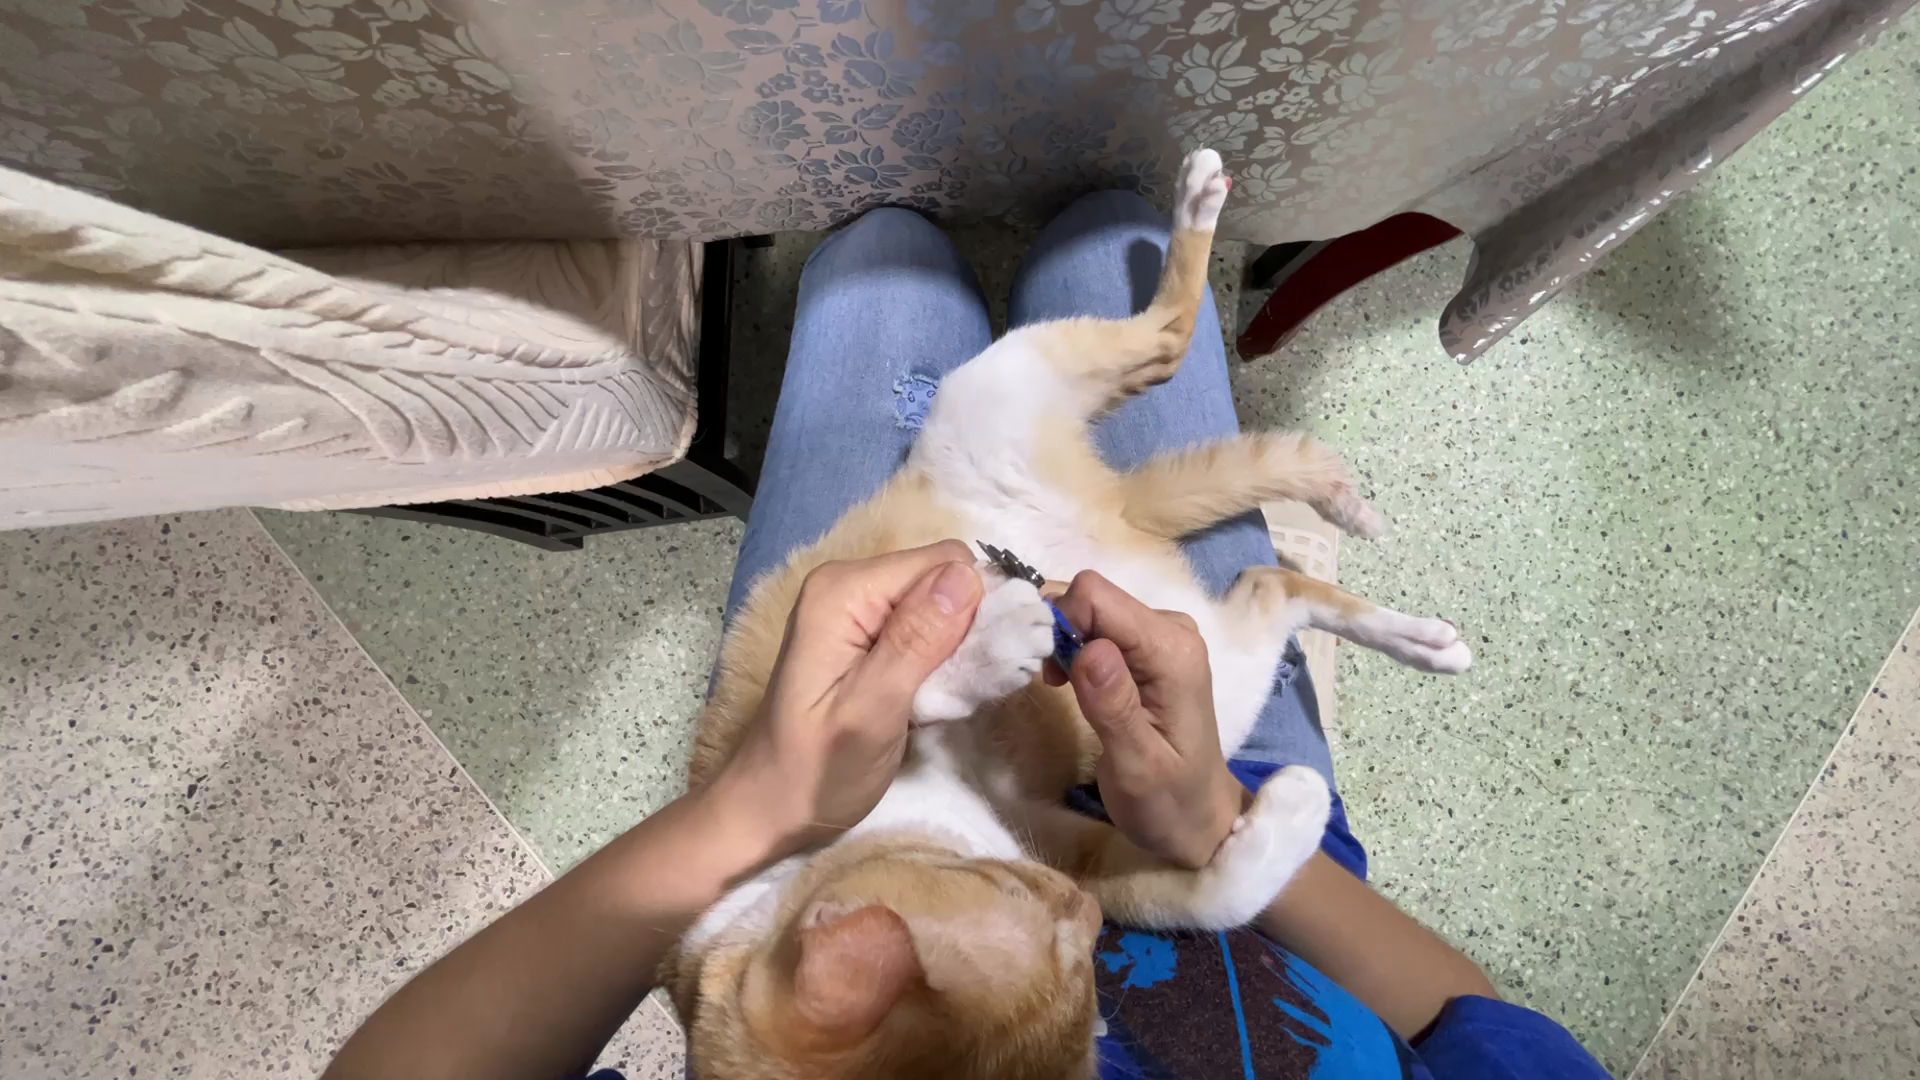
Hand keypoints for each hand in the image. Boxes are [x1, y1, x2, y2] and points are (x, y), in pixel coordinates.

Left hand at [710, 541, 983, 857]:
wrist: (768, 806)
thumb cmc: (816, 771)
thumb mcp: (871, 711)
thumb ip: (917, 640)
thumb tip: (967, 574)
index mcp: (844, 590)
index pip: (944, 562)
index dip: (970, 609)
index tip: (964, 667)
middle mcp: (848, 581)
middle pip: (943, 574)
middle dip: (963, 625)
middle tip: (947, 688)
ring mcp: (855, 603)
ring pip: (940, 598)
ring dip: (953, 644)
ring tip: (935, 694)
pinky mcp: (865, 627)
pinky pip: (924, 620)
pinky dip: (938, 653)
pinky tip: (924, 691)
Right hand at [1045, 570, 1245, 869]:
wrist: (1199, 820)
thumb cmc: (1167, 801)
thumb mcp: (1136, 767)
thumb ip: (1114, 707)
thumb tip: (1089, 650)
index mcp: (1172, 651)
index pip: (1097, 596)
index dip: (1062, 623)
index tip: (1053, 673)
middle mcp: (1171, 629)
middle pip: (1092, 596)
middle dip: (1060, 630)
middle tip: (1055, 683)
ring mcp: (1161, 633)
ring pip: (1091, 606)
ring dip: (1064, 640)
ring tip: (1064, 687)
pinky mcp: (1148, 644)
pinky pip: (1098, 623)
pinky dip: (1074, 645)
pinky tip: (1075, 681)